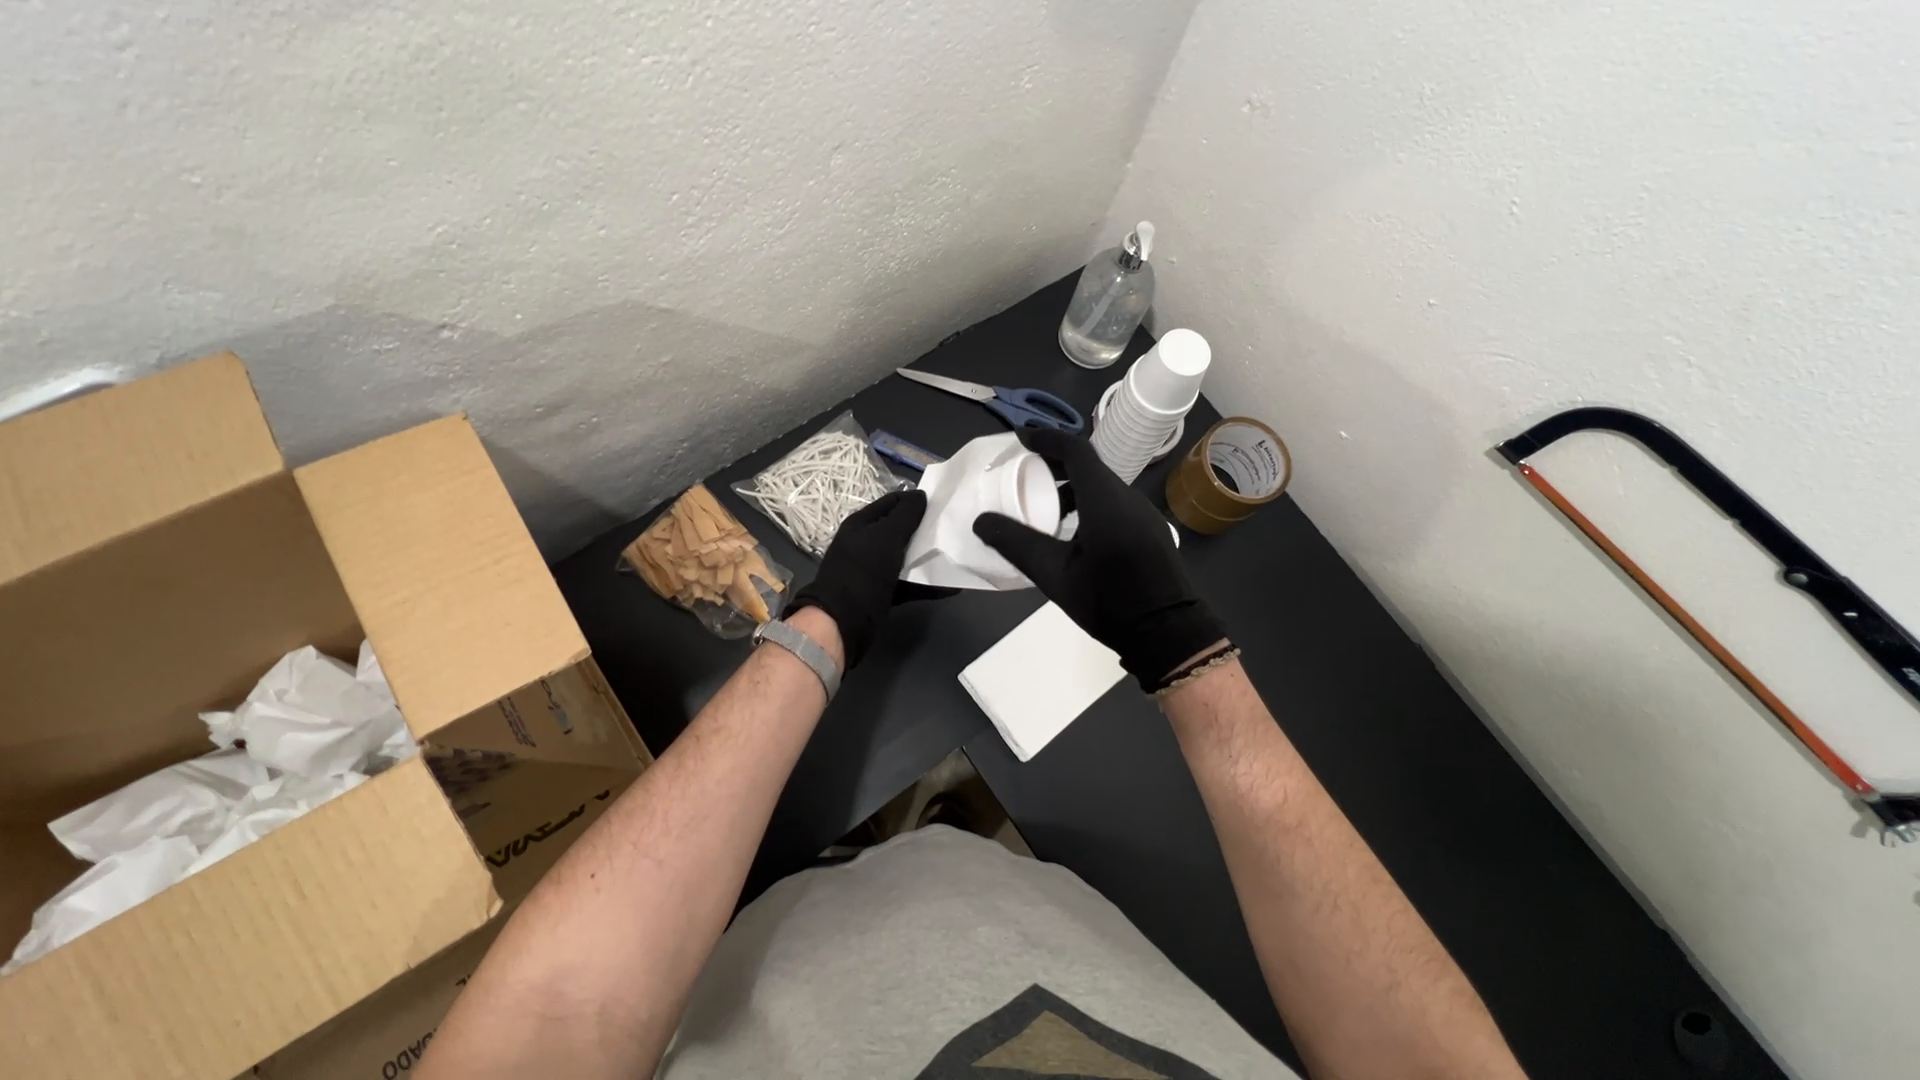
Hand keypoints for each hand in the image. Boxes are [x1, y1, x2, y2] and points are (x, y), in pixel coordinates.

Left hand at [789, 489, 944, 669]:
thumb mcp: (885, 537)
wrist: (842, 622)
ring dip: (928, 557)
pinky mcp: (883, 593)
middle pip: (900, 530)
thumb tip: (921, 495)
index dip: (916, 501)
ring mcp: (873, 570)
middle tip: (953, 529)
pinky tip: (951, 587)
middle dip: (925, 529)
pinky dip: (927, 584)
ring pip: (906, 557)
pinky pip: (909, 583)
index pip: (892, 502)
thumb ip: (905, 515)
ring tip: (956, 554)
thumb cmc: (863, 572)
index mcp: (862, 523)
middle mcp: (866, 544)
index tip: (943, 504)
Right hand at [972, 428, 1226, 690]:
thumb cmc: (1109, 602)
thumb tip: (982, 521)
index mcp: (1105, 501)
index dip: (1046, 439)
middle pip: (1089, 466)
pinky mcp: (1149, 530)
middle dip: (1055, 464)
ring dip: (1072, 487)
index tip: (1021, 439)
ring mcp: (1143, 514)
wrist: (1168, 633)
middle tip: (1024, 473)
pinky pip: (1114, 503)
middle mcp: (1127, 498)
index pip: (1075, 451)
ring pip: (1102, 486)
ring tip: (1044, 507)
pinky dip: (1088, 502)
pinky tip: (1072, 532)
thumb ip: (1016, 544)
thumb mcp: (1054, 576)